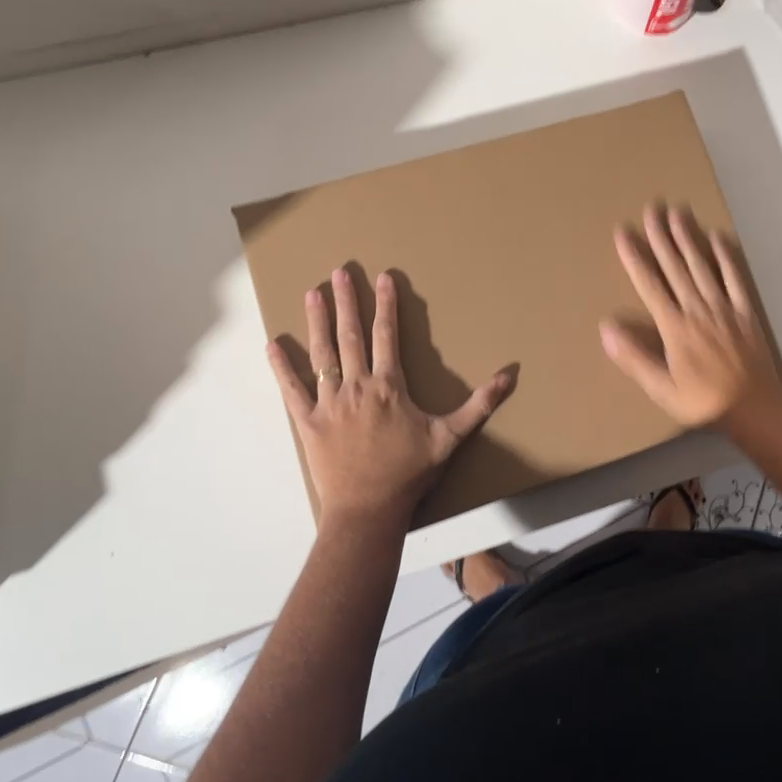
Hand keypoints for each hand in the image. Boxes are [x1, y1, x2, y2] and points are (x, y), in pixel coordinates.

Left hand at [267, 268, 513, 526]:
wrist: (368, 509)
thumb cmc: (410, 473)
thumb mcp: (451, 437)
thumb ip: (479, 405)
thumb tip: (508, 376)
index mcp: (389, 386)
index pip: (387, 335)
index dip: (386, 304)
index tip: (383, 278)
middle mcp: (357, 387)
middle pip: (350, 336)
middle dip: (346, 301)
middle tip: (339, 272)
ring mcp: (329, 403)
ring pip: (322, 354)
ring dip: (316, 322)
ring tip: (312, 293)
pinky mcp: (308, 423)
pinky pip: (291, 390)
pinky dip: (282, 367)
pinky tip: (273, 345)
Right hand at [601, 204, 781, 427]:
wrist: (754, 409)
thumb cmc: (702, 402)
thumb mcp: (661, 388)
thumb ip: (635, 357)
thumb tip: (606, 327)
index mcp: (674, 327)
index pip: (649, 284)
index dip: (634, 257)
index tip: (623, 232)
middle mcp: (697, 309)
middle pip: (675, 266)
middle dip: (661, 236)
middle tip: (651, 207)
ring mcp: (723, 308)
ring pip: (702, 265)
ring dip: (689, 237)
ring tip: (678, 211)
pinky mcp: (745, 312)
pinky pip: (734, 278)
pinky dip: (726, 257)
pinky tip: (718, 237)